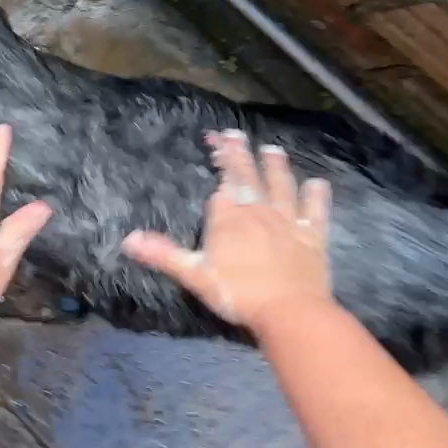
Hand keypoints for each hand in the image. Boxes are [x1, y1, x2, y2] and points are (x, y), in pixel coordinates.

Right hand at [122, 129, 331, 332]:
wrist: (291, 313)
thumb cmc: (238, 293)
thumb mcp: (194, 275)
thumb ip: (163, 254)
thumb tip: (128, 239)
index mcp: (229, 218)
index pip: (222, 182)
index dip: (220, 160)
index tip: (215, 141)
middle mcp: (257, 212)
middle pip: (248, 177)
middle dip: (240, 154)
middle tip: (236, 133)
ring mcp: (288, 223)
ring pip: (282, 187)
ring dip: (276, 167)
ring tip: (272, 150)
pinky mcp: (313, 239)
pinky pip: (315, 212)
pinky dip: (317, 197)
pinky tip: (319, 183)